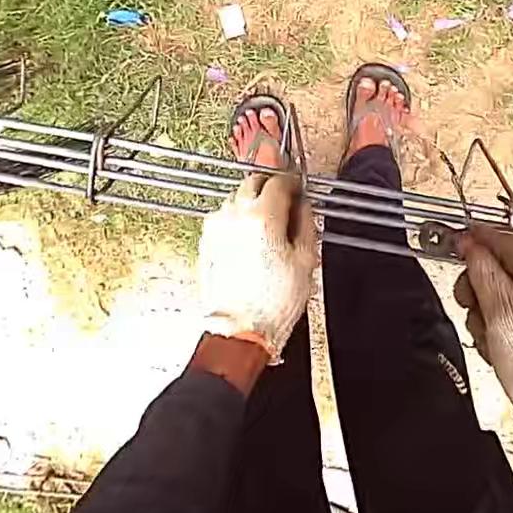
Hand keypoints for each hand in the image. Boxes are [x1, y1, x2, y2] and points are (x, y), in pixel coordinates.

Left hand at [197, 172, 318, 362]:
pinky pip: (224, 218)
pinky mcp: (207, 241)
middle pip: (253, 182)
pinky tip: (250, 239)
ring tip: (267, 224)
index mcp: (262, 216)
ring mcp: (217, 227)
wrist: (240, 330)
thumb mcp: (305, 260)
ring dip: (252, 203)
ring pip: (236, 198)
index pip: (279, 181)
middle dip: (270, 187)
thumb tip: (303, 207)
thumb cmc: (271, 303)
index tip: (298, 190)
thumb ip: (306, 222)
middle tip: (283, 201)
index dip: (292, 183)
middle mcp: (235, 215)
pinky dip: (237, 220)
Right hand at [454, 224, 512, 470]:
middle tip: (467, 299)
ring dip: (485, 309)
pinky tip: (494, 344)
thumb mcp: (505, 321)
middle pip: (506, 268)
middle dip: (480, 283)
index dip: (481, 240)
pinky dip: (495, 325)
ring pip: (504, 292)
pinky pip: (511, 313)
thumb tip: (473, 248)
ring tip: (485, 333)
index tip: (458, 240)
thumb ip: (486, 277)